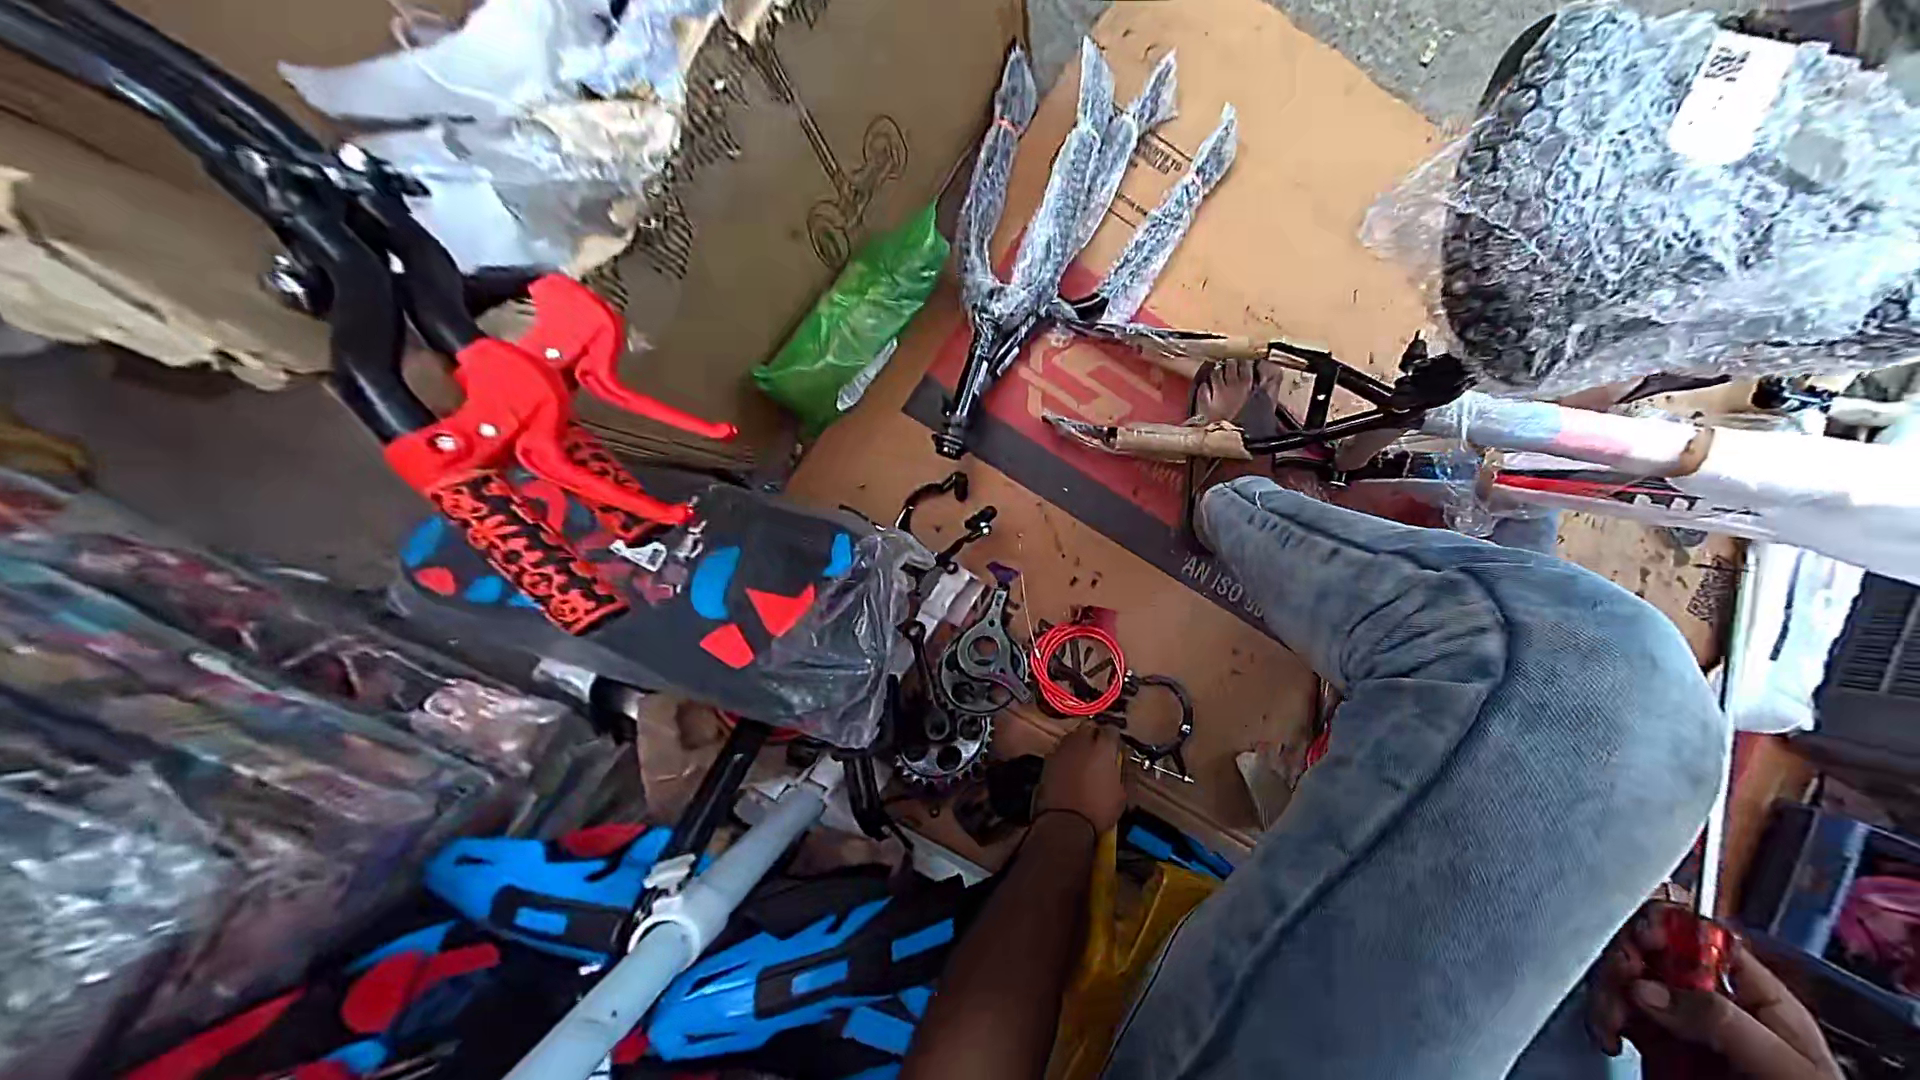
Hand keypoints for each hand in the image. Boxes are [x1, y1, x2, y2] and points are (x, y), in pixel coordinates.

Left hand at [1035, 724, 1125, 832]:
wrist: (1064, 823)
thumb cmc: (1098, 810)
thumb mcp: (1121, 794)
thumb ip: (1122, 771)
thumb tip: (1120, 762)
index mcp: (1102, 748)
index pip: (1111, 730)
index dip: (1115, 736)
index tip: (1116, 744)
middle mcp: (1081, 742)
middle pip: (1089, 727)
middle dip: (1096, 733)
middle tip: (1100, 746)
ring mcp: (1062, 749)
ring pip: (1072, 735)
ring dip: (1080, 741)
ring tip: (1085, 754)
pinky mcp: (1048, 759)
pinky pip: (1060, 749)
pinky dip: (1066, 753)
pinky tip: (1070, 765)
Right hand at [1590, 901, 1840, 1079]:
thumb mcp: (1783, 1067)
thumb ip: (1721, 1019)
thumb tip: (1648, 988)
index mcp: (1755, 996)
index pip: (1703, 935)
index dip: (1665, 925)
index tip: (1643, 938)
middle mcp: (1710, 1000)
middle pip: (1648, 951)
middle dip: (1623, 963)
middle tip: (1621, 986)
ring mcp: (1680, 1022)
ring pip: (1622, 978)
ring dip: (1606, 993)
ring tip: (1612, 1023)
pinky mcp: (1654, 1042)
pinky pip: (1613, 1010)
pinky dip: (1601, 1017)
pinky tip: (1608, 1035)